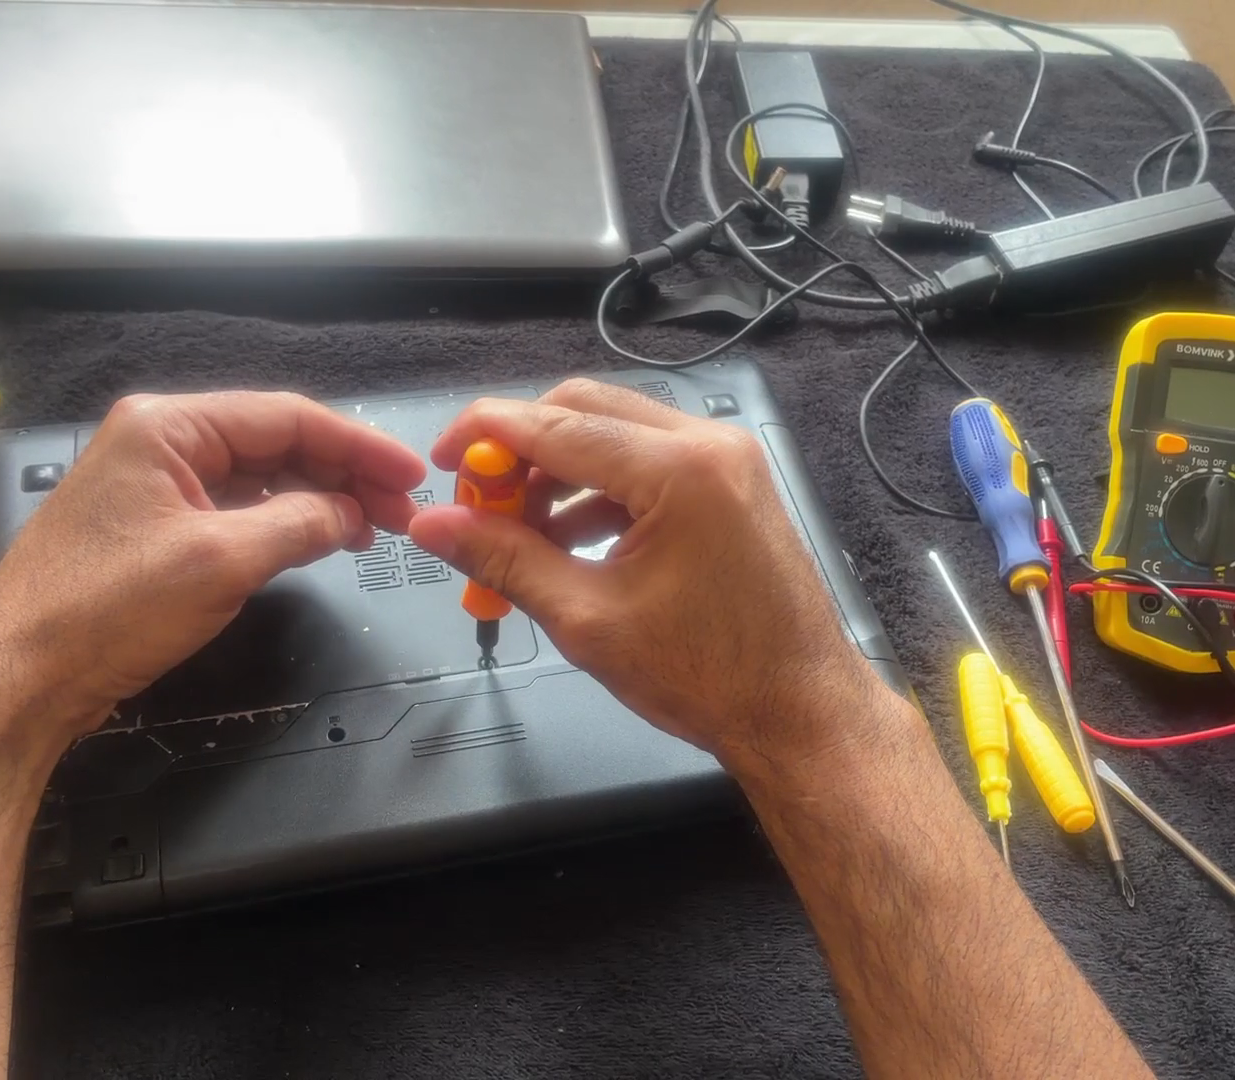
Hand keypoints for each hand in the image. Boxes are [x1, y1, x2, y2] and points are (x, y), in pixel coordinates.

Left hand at [0, 391, 425, 743]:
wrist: (16, 683)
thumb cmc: (108, 611)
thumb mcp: (223, 559)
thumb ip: (302, 523)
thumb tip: (354, 513)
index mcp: (170, 427)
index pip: (289, 418)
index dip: (360, 446)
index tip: (411, 475)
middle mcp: (166, 443)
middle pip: (281, 444)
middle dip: (347, 474)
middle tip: (402, 510)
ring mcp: (164, 485)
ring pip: (268, 477)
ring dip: (324, 499)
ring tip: (374, 527)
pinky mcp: (165, 526)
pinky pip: (246, 508)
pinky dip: (292, 522)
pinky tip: (326, 538)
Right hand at [408, 379, 887, 773]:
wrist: (800, 710)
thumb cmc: (706, 675)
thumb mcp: (588, 619)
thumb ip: (505, 560)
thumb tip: (434, 525)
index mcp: (677, 469)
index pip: (555, 424)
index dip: (484, 434)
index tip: (441, 458)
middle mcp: (708, 443)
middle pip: (586, 410)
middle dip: (522, 449)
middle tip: (481, 500)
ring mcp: (727, 460)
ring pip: (617, 434)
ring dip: (561, 472)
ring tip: (520, 532)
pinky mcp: (731, 484)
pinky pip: (649, 464)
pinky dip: (602, 491)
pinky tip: (570, 538)